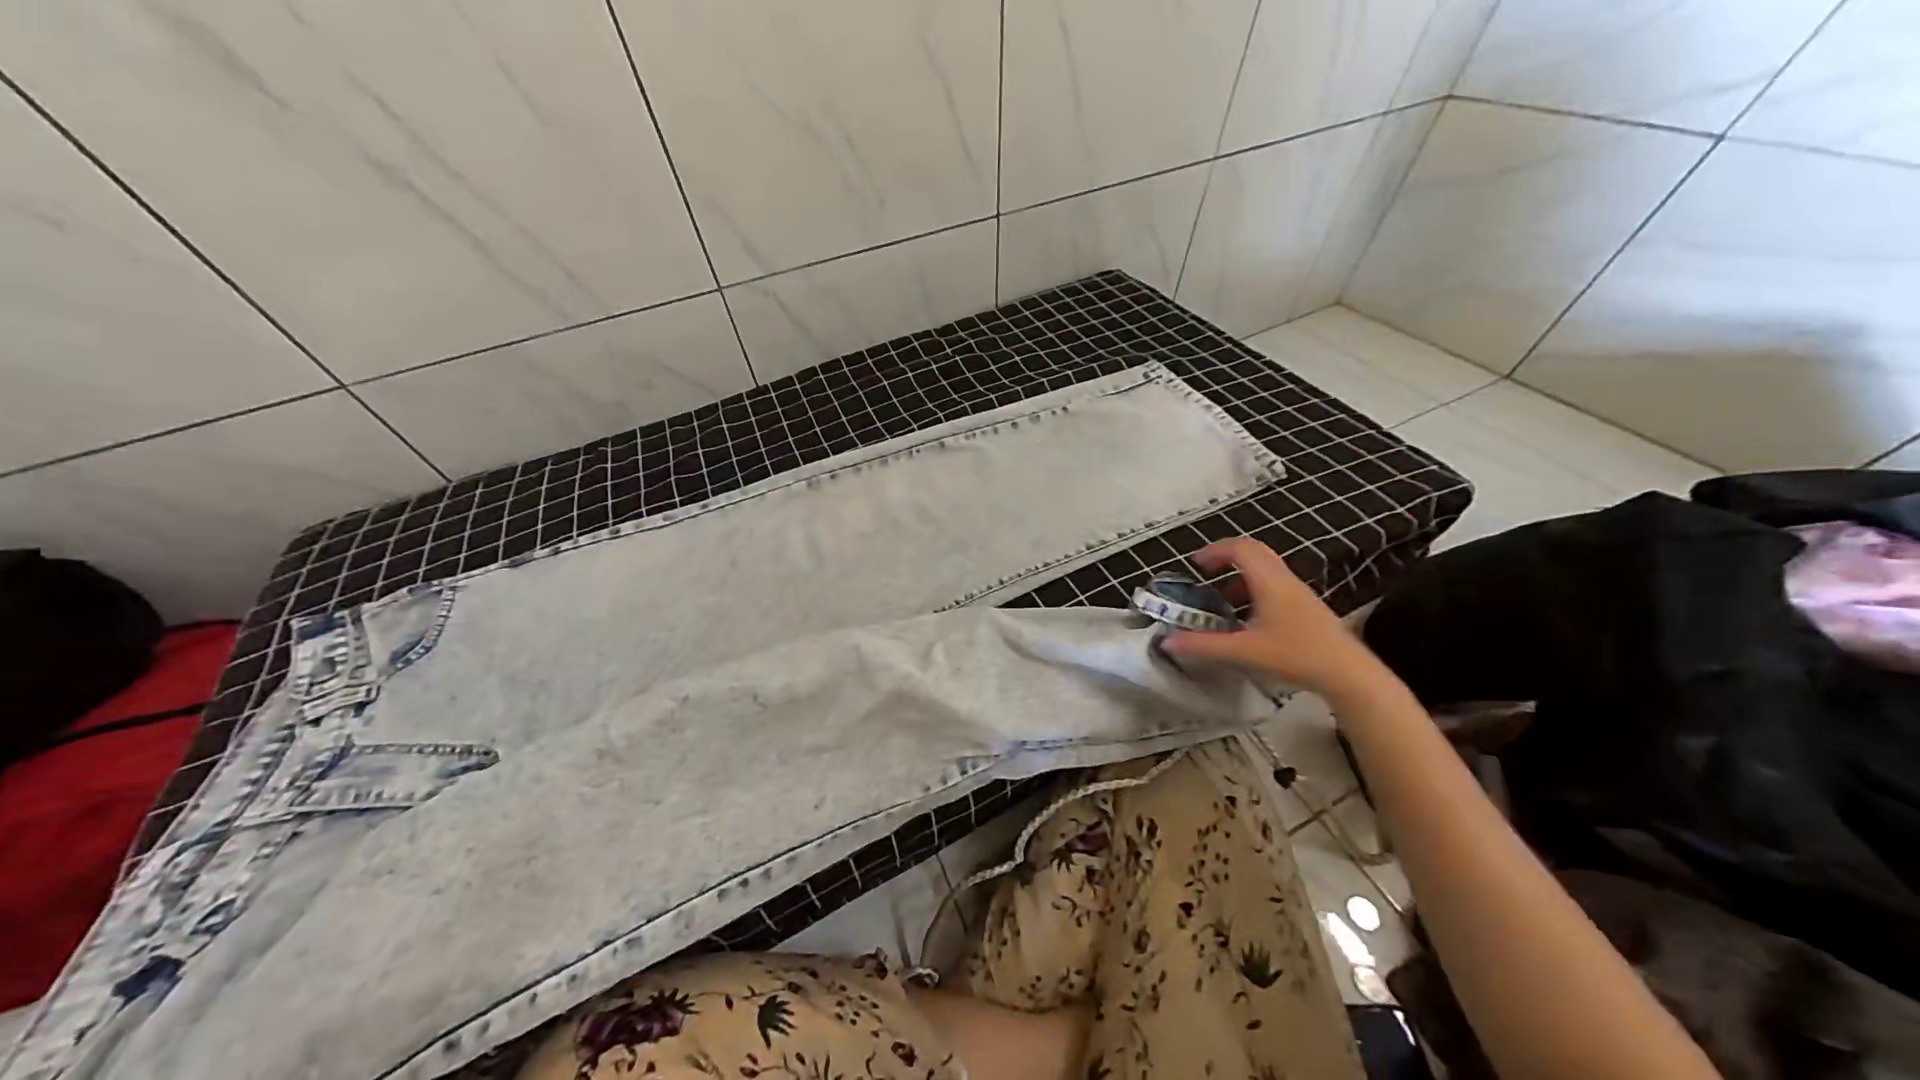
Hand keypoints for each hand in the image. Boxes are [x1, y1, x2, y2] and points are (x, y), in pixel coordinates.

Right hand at [1161, 537, 1383, 698]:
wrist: (1348, 673)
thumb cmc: (1295, 655)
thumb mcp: (1243, 651)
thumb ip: (1203, 645)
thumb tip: (1167, 641)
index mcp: (1269, 582)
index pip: (1239, 549)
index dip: (1214, 550)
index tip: (1194, 565)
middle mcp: (1284, 579)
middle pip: (1254, 551)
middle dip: (1226, 557)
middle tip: (1205, 572)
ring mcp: (1299, 591)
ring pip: (1266, 567)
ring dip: (1240, 574)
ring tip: (1222, 597)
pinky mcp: (1306, 605)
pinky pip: (1275, 582)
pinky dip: (1254, 587)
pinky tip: (1248, 616)